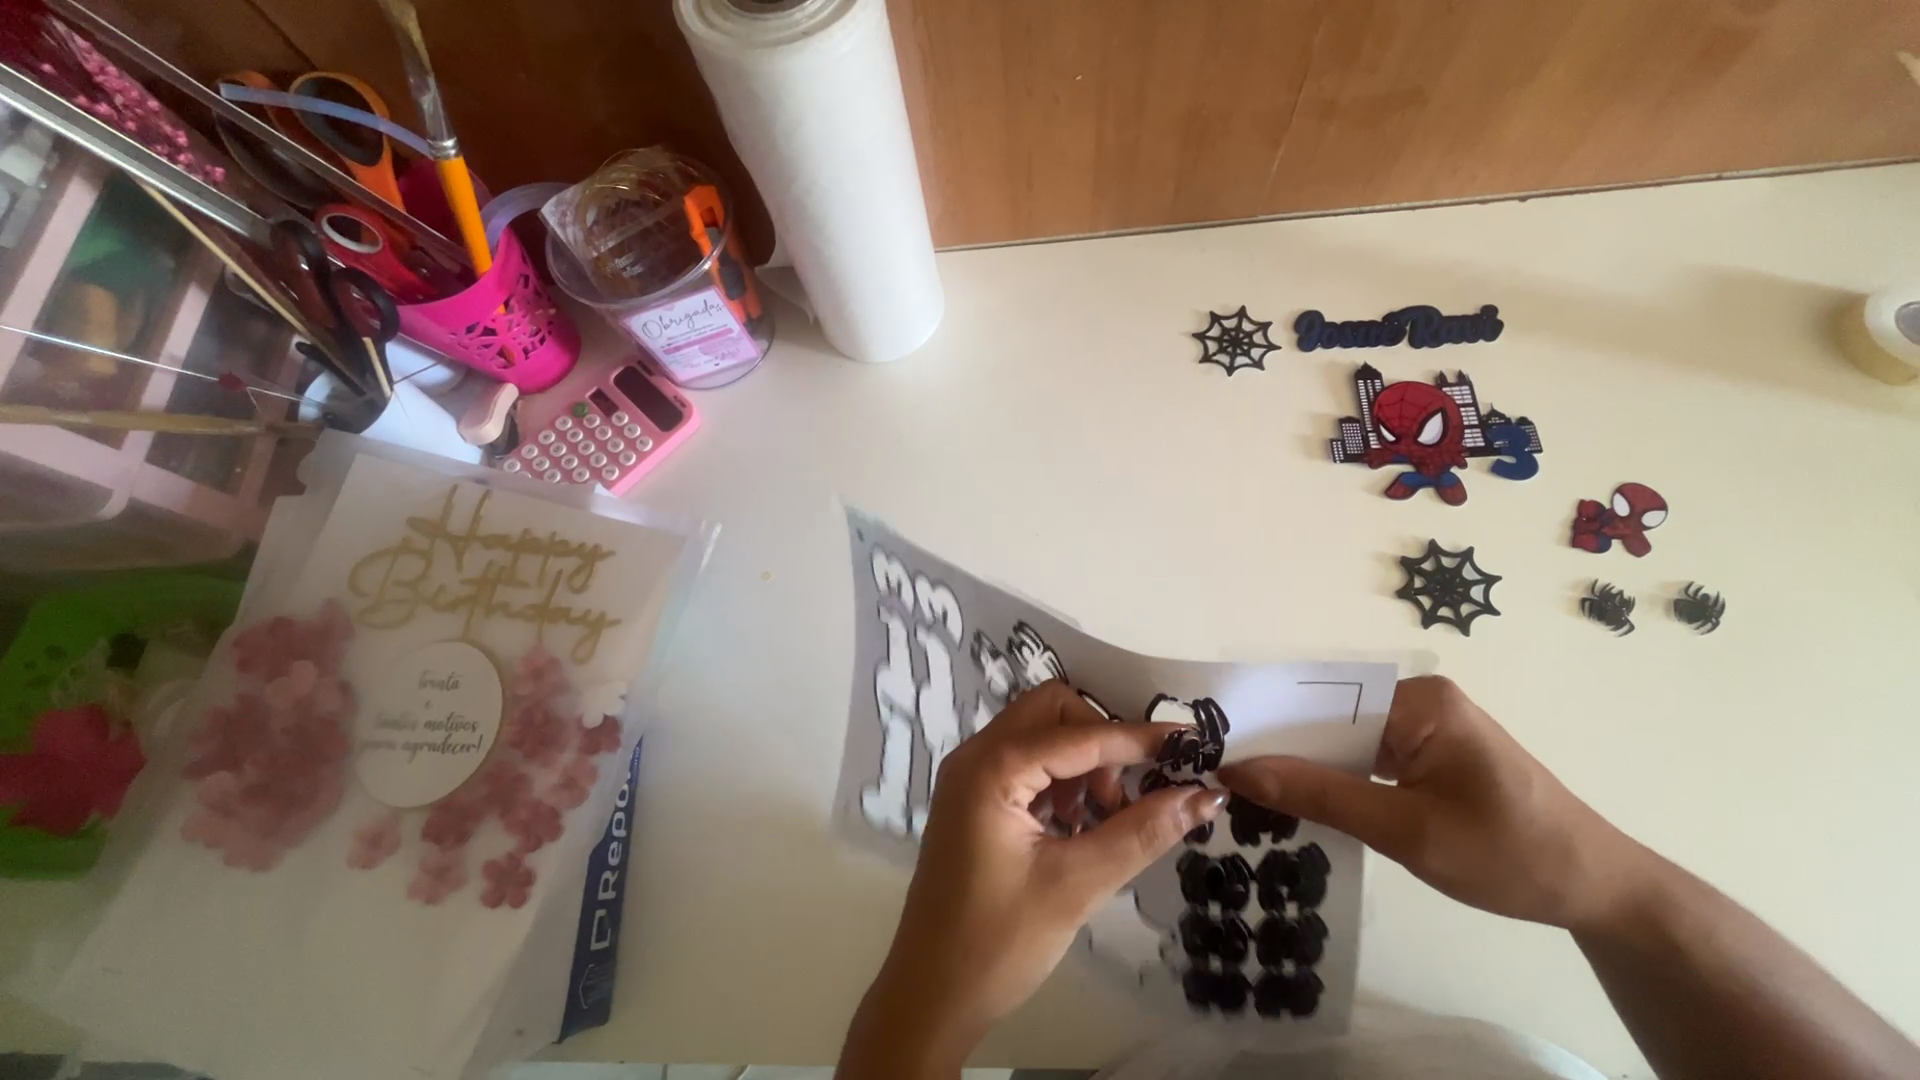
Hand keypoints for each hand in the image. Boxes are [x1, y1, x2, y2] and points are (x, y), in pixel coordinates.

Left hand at [839, 681, 1228, 1077]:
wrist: (932, 995)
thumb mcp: (1078, 885)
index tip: (1192, 745)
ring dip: (1081, 762)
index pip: (1079, 733)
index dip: (1139, 738)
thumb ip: (1143, 832)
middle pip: (1052, 711)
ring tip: (1102, 820)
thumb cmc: (999, 942)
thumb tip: (1205, 795)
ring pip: (1040, 735)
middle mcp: (975, 757)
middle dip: (1100, 742)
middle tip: (1123, 797)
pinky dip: (1060, 781)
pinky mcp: (975, 801)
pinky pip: (1026, 764)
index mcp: (991, 768)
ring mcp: (970, 777)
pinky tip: (1078, 827)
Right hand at [1218, 675, 1650, 930]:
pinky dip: (1333, 779)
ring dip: (1304, 767)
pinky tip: (1298, 799)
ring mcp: (1425, 726)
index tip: (1212, 753)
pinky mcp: (1429, 753)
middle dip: (1280, 749)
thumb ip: (1321, 795)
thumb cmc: (1509, 854)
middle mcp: (1418, 700)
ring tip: (1244, 788)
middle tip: (1219, 777)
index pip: (1321, 704)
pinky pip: (1364, 757)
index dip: (1266, 728)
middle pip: (1328, 719)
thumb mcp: (1407, 830)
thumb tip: (1238, 771)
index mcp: (1418, 701)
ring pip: (1343, 741)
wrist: (1601, 891)